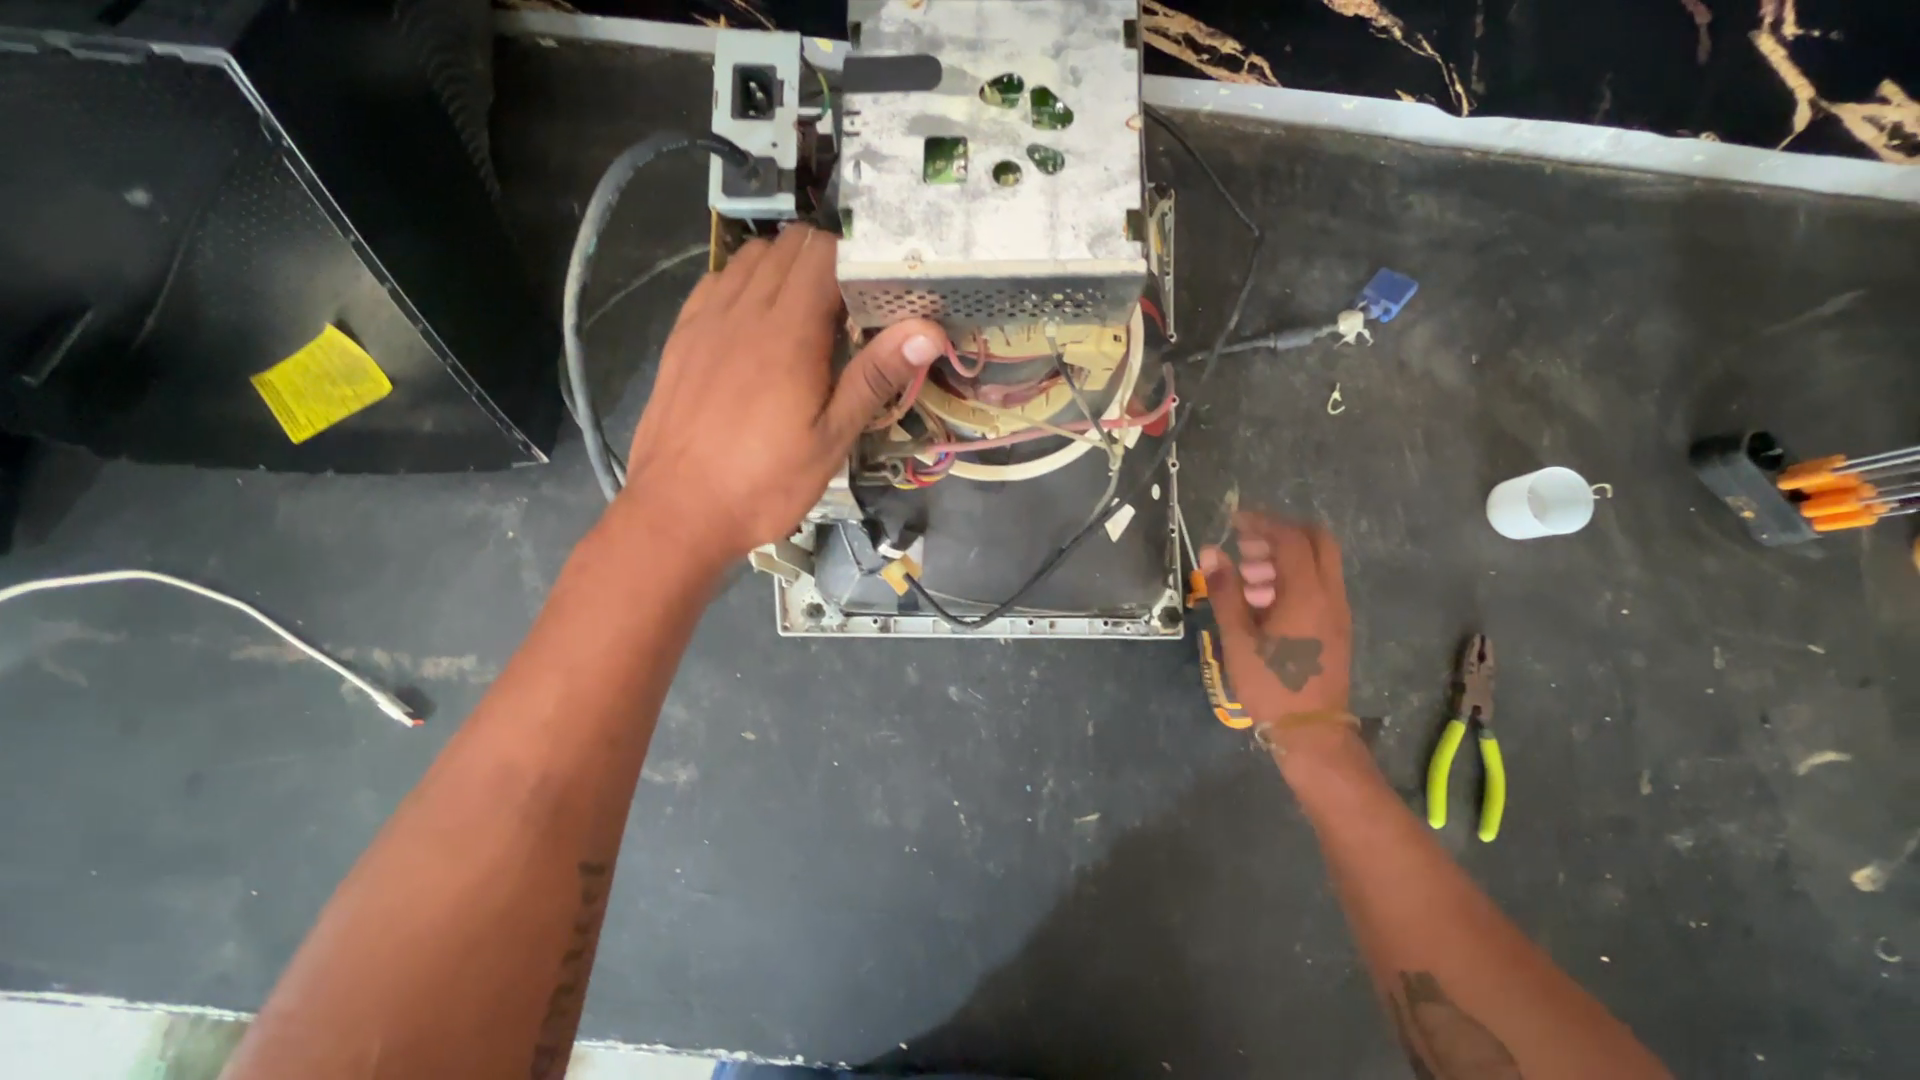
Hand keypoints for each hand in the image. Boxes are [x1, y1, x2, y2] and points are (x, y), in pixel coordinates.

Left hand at [620, 225, 946, 556]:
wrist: (677, 512)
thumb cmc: (765, 484)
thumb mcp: (831, 439)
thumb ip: (875, 376)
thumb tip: (927, 331)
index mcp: (788, 332)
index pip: (824, 254)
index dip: (856, 261)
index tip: (876, 290)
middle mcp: (744, 310)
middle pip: (789, 245)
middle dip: (825, 259)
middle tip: (848, 303)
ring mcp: (706, 320)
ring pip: (751, 256)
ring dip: (784, 267)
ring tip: (805, 311)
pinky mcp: (681, 336)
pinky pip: (717, 281)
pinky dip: (744, 283)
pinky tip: (756, 323)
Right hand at [1199, 513, 1352, 732]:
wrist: (1312, 732)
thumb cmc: (1271, 685)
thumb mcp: (1239, 638)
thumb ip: (1225, 591)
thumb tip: (1211, 552)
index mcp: (1307, 593)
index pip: (1290, 538)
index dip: (1261, 524)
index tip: (1234, 523)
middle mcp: (1330, 595)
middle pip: (1317, 541)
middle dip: (1281, 534)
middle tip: (1247, 546)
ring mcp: (1338, 611)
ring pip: (1320, 564)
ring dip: (1286, 558)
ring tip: (1248, 579)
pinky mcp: (1337, 627)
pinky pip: (1320, 586)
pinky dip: (1294, 579)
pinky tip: (1263, 603)